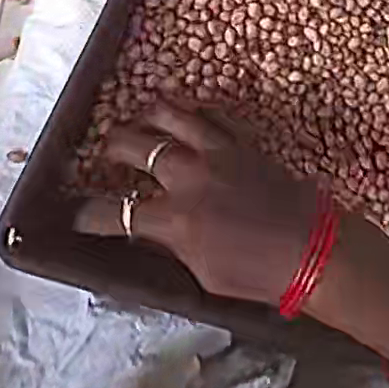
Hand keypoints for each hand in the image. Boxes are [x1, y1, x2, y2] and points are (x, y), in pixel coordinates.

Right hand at [73, 101, 319, 305]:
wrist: (313, 248)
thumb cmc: (257, 274)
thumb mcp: (201, 273)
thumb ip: (169, 244)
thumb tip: (147, 229)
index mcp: (175, 220)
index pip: (114, 213)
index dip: (87, 214)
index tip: (75, 214)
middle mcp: (188, 177)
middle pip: (132, 145)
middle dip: (110, 147)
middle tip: (104, 152)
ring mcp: (215, 152)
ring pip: (167, 113)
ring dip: (145, 115)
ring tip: (138, 121)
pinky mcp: (238, 141)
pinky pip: (207, 114)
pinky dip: (190, 112)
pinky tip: (183, 117)